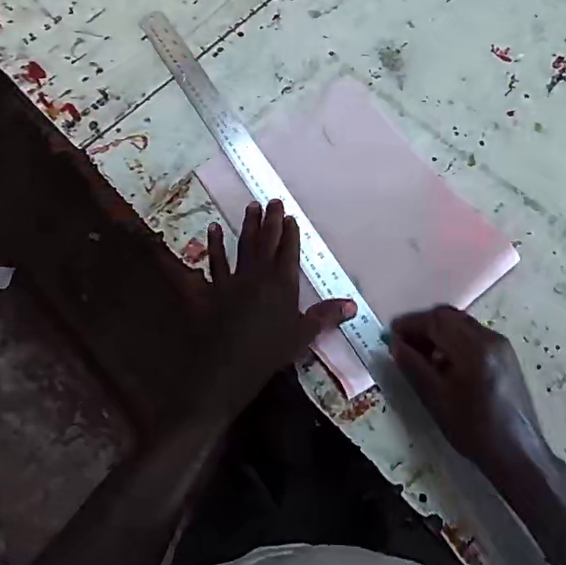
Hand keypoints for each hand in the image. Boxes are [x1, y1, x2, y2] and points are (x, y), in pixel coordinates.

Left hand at [187, 200, 353, 428]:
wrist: (229, 364)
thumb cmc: (270, 352)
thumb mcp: (303, 335)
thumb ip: (326, 316)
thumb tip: (352, 304)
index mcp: (283, 284)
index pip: (289, 252)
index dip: (290, 233)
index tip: (290, 216)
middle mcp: (259, 275)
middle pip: (266, 241)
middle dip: (271, 220)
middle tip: (272, 200)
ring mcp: (234, 279)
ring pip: (243, 246)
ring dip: (247, 225)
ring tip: (251, 207)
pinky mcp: (214, 287)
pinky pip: (214, 262)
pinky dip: (214, 244)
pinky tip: (213, 228)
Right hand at [389, 306, 542, 471]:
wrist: (517, 454)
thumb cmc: (473, 428)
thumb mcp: (434, 398)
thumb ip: (412, 365)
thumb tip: (395, 344)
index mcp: (474, 347)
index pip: (436, 320)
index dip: (411, 323)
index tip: (391, 334)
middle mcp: (490, 338)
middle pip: (450, 317)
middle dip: (424, 326)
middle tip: (403, 343)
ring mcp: (501, 346)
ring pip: (462, 326)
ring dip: (438, 333)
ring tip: (420, 355)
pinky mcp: (505, 357)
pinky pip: (473, 337)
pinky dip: (453, 342)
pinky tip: (442, 364)